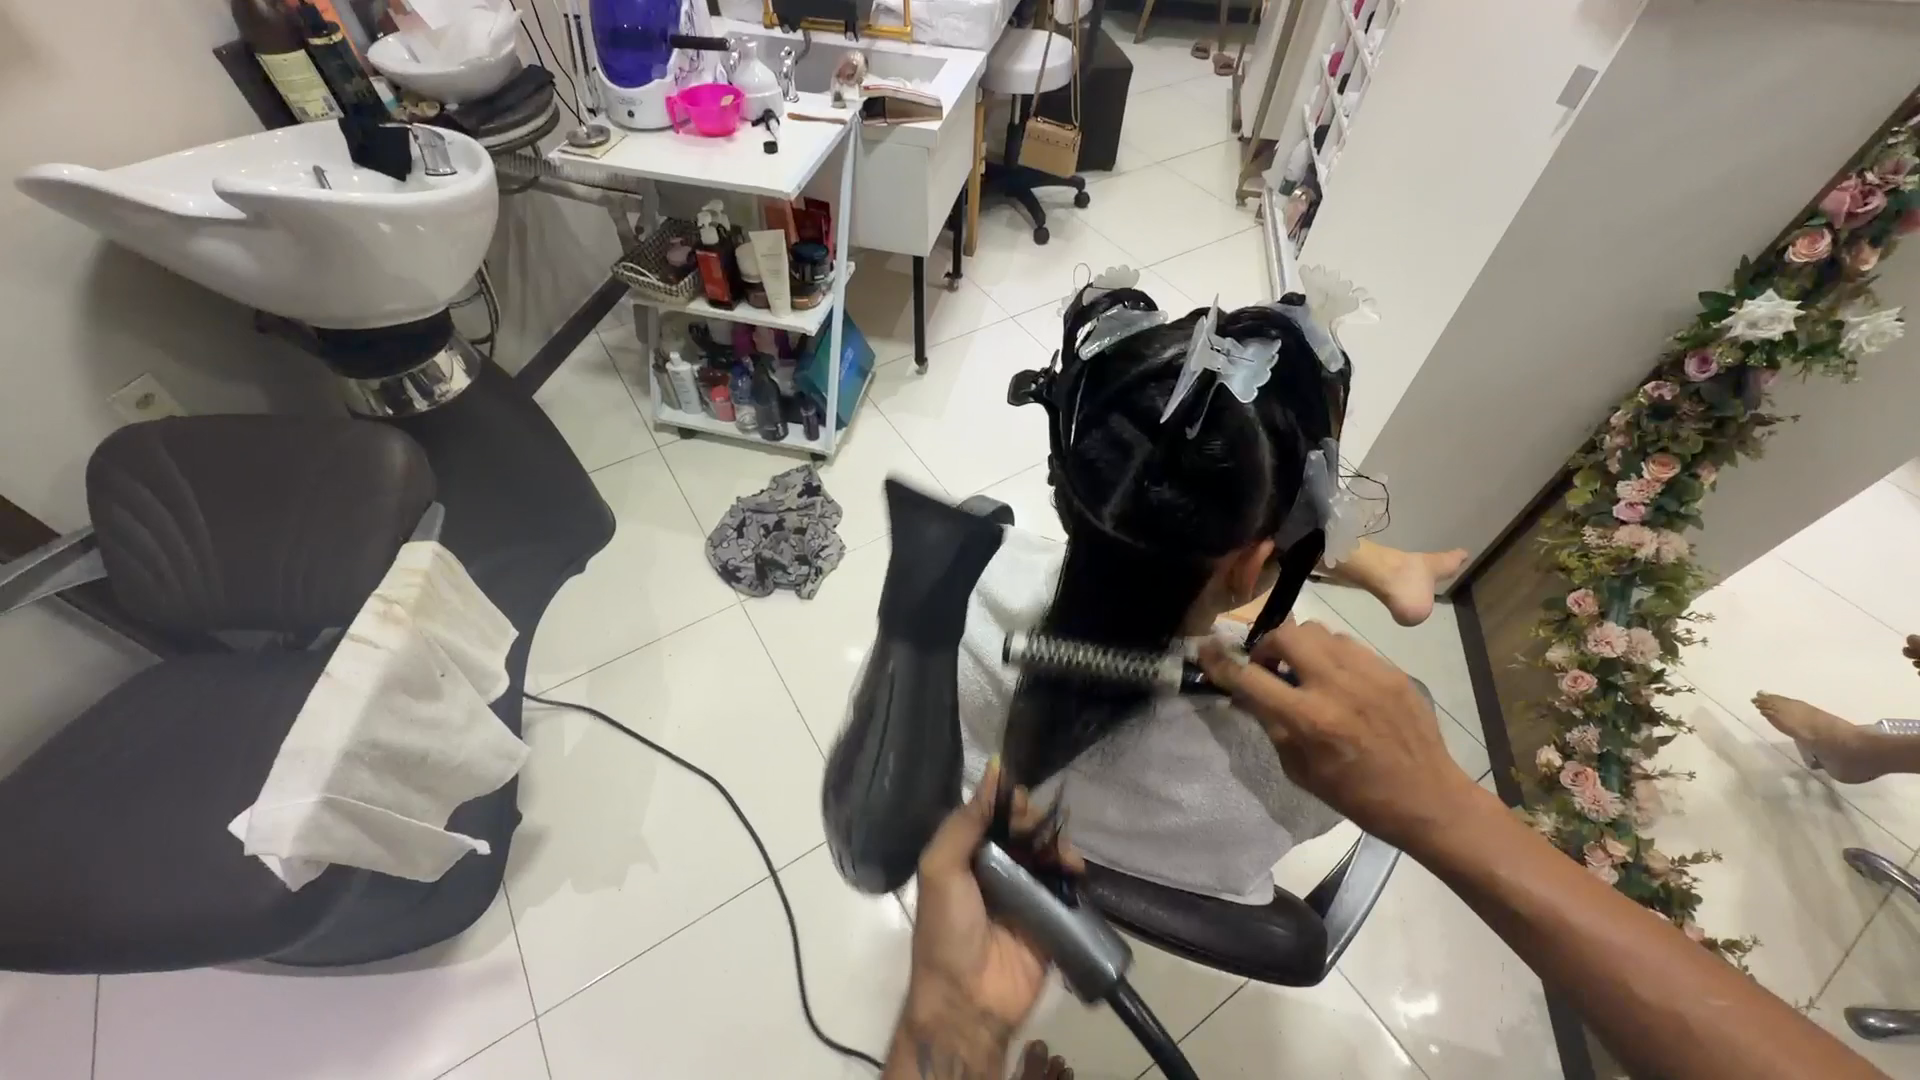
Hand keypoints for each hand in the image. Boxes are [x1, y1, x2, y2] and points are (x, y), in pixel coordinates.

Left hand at [888, 764, 1078, 1077]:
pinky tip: (1075, 869)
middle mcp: (996, 869)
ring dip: (1058, 844)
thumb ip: (966, 821)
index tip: (1021, 800)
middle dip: (1037, 822)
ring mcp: (1024, 893)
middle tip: (1044, 827)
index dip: (1008, 803)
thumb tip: (993, 770)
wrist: (968, 1000)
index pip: (992, 815)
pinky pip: (1065, 885)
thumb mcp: (942, 867)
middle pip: (1024, 830)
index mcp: (966, 855)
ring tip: (1064, 853)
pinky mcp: (1050, 917)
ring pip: (1047, 853)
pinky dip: (1072, 871)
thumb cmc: (947, 929)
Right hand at [1198, 620, 1483, 850]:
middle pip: (1286, 634)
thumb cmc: (1354, 794)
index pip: (1249, 676)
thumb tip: (1245, 693)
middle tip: (1270, 667)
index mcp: (1308, 719)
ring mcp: (1369, 674)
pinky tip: (1341, 682)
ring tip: (1307, 672)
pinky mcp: (1392, 671)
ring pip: (1319, 632)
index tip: (1205, 650)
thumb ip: (1270, 723)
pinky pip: (1350, 645)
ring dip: (1302, 647)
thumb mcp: (1298, 768)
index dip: (1220, 662)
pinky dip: (1334, 656)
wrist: (1427, 799)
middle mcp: (1336, 687)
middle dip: (1268, 646)